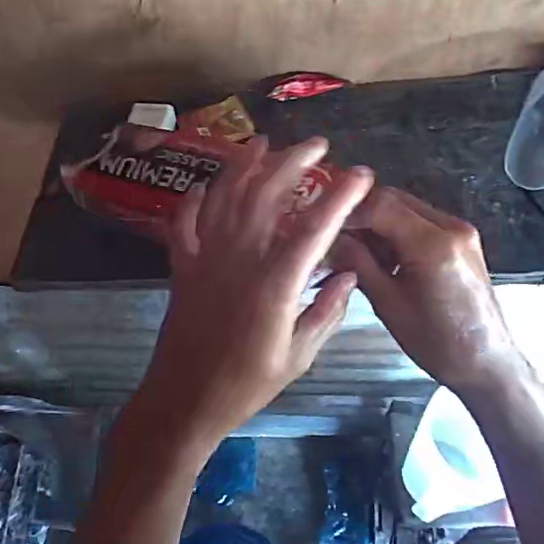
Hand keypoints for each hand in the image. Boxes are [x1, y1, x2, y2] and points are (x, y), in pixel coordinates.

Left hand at [135, 137, 375, 448]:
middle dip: (293, 162)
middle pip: (265, 195)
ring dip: (243, 166)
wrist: (184, 400)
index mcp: (275, 283)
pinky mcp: (182, 268)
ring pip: (223, 198)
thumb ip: (326, 313)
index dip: (340, 197)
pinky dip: (195, 199)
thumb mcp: (298, 357)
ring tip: (262, 143)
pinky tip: (207, 186)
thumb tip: (349, 278)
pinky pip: (184, 222)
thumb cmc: (246, 385)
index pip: (314, 227)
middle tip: (316, 145)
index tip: (361, 175)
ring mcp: (205, 259)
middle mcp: (239, 259)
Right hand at [331, 188, 528, 399]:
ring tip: (354, 250)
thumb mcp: (388, 304)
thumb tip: (329, 240)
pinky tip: (381, 256)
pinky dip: (396, 230)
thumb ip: (358, 263)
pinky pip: (420, 222)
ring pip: (406, 207)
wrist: (486, 362)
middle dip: (360, 213)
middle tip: (333, 237)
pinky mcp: (462, 240)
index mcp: (432, 245)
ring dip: (377, 222)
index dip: (347, 210)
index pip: (380, 205)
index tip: (322, 224)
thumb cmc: (436, 343)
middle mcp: (451, 227)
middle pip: (394, 198)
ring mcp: (460, 231)